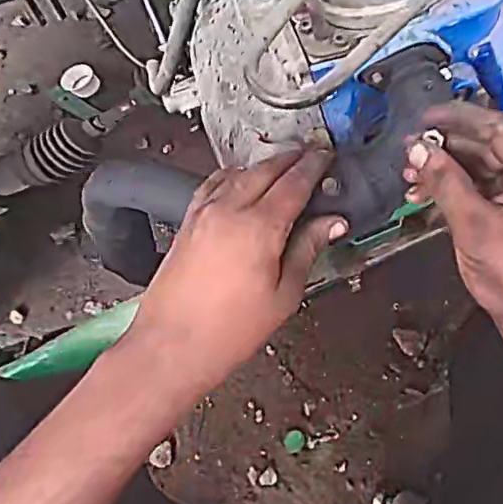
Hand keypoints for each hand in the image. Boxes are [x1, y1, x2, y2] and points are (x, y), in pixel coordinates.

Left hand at [124, 148, 346, 393]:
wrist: (170, 347)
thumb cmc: (228, 331)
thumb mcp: (284, 294)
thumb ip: (308, 249)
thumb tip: (331, 223)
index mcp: (259, 228)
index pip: (294, 182)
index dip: (314, 166)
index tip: (326, 157)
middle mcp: (229, 211)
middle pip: (267, 169)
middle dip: (293, 158)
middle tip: (312, 156)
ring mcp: (204, 213)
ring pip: (240, 172)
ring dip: (265, 165)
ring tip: (284, 166)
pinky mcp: (188, 221)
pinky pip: (214, 184)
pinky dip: (234, 176)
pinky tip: (242, 180)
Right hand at [404, 102, 502, 346]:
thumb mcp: (475, 226)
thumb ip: (445, 182)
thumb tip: (418, 149)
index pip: (499, 130)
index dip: (458, 120)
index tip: (425, 118)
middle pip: (485, 144)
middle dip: (445, 146)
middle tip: (410, 147)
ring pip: (476, 161)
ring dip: (442, 165)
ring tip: (410, 171)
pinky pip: (475, 181)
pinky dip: (449, 183)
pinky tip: (421, 188)